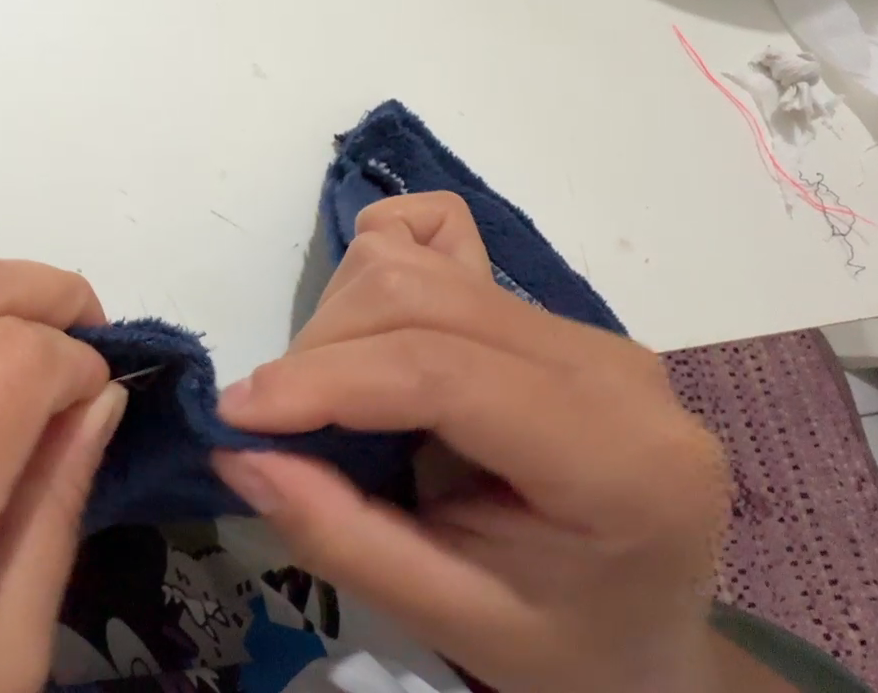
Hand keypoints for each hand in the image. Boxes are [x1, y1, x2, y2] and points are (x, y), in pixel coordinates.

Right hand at [212, 193, 744, 692]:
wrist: (643, 630)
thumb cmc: (559, 642)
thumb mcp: (450, 621)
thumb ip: (338, 537)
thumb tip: (235, 450)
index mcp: (618, 458)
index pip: (439, 371)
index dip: (323, 379)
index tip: (237, 414)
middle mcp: (604, 363)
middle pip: (412, 297)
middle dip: (317, 354)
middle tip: (286, 428)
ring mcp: (573, 323)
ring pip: (409, 262)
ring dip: (336, 321)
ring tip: (334, 397)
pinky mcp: (535, 305)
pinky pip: (435, 235)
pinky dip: (378, 258)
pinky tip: (370, 328)